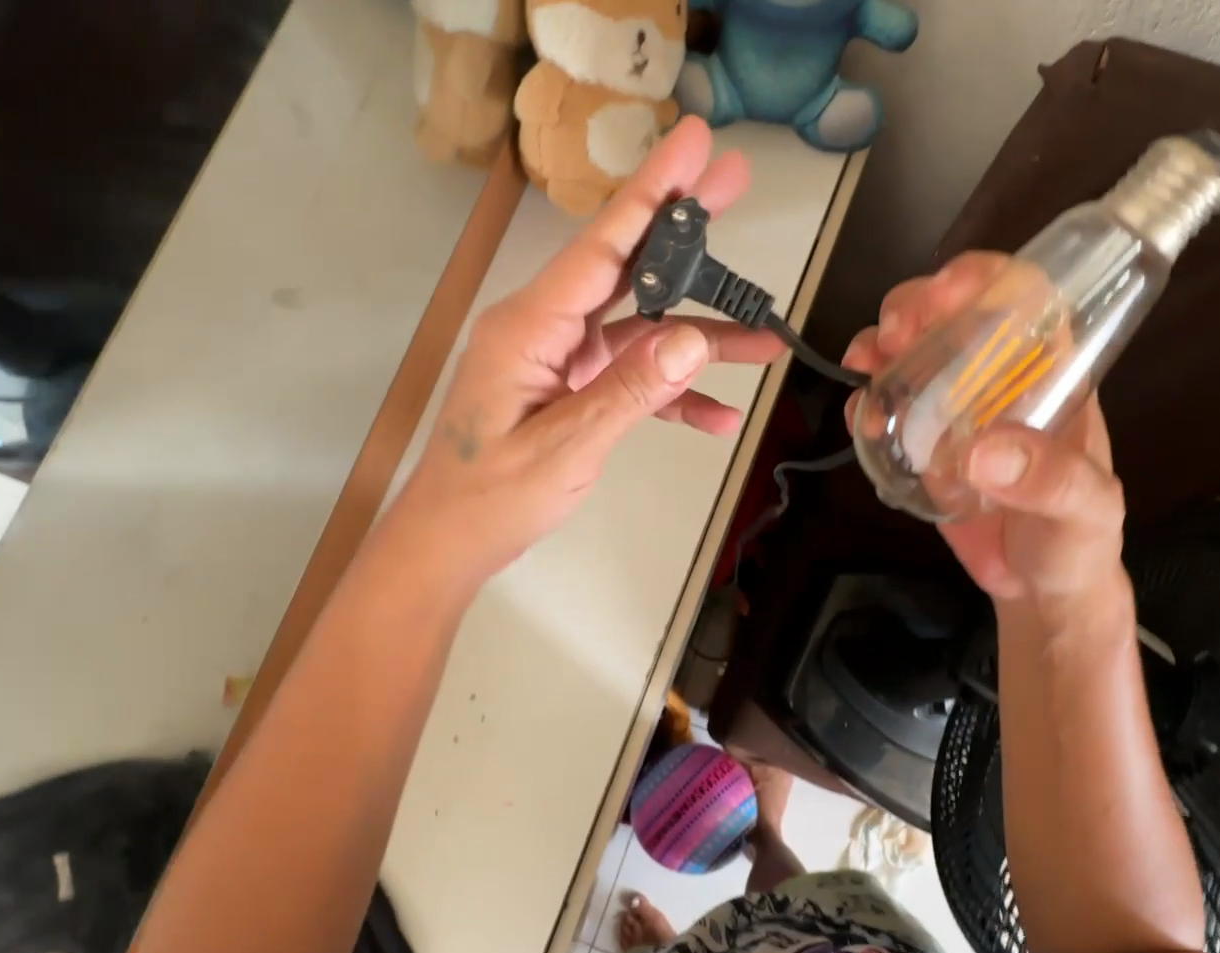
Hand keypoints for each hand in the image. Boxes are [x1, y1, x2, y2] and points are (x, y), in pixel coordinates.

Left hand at [385, 117, 785, 583]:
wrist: (452, 540)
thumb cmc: (493, 497)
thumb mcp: (566, 447)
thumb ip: (629, 392)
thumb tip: (692, 341)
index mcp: (531, 326)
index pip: (602, 248)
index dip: (653, 195)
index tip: (695, 145)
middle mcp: (546, 328)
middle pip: (627, 269)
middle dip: (686, 234)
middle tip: (737, 185)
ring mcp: (560, 359)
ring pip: (640, 329)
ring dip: (700, 337)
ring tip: (767, 337)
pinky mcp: (571, 390)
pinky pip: (630, 378)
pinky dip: (672, 395)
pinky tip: (719, 417)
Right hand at [843, 252, 1127, 612]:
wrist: (1037, 590)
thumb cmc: (1077, 541)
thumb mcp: (1085, 510)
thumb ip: (1051, 481)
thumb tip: (983, 451)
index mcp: (1049, 378)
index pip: (1023, 301)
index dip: (985, 278)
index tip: (948, 288)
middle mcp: (996, 383)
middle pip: (951, 317)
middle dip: (915, 307)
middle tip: (896, 333)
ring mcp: (953, 414)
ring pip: (910, 356)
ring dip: (879, 347)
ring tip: (865, 364)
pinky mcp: (920, 448)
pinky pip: (887, 411)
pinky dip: (865, 402)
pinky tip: (860, 416)